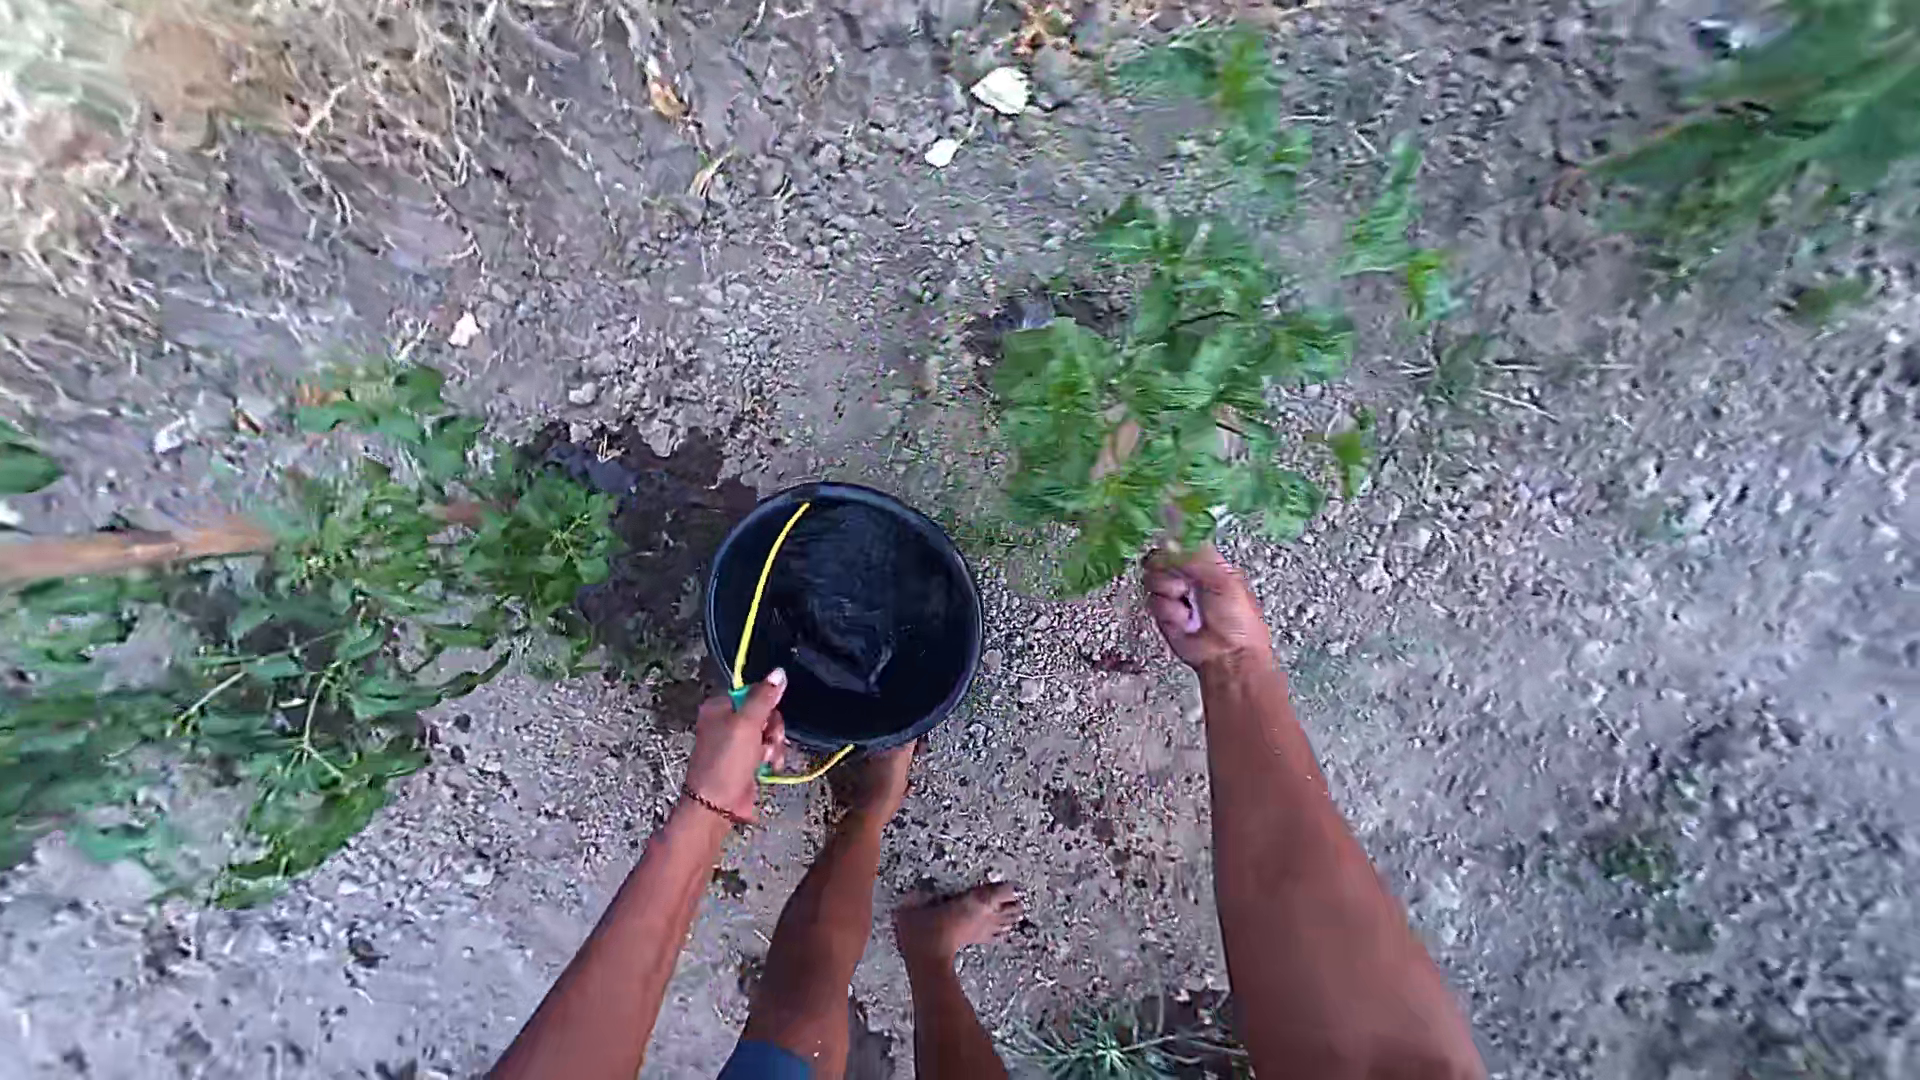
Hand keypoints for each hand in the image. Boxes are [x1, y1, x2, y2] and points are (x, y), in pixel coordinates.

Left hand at [684, 669, 789, 823]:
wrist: (716, 806)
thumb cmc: (726, 761)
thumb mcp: (747, 724)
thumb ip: (764, 696)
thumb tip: (779, 672)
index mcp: (719, 707)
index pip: (753, 691)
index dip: (767, 704)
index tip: (767, 718)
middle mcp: (726, 721)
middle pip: (764, 712)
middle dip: (772, 728)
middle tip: (768, 741)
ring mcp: (736, 742)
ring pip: (769, 731)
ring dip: (774, 745)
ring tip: (767, 758)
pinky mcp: (745, 760)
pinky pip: (767, 749)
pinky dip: (771, 757)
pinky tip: (769, 766)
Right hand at [1142, 546, 1273, 672]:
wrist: (1228, 655)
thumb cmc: (1237, 619)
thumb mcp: (1223, 580)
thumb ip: (1195, 558)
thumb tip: (1171, 542)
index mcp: (1208, 563)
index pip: (1182, 542)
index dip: (1174, 544)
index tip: (1172, 549)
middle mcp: (1188, 575)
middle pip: (1161, 557)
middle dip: (1168, 569)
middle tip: (1184, 583)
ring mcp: (1174, 593)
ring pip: (1152, 577)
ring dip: (1169, 590)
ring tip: (1186, 603)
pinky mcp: (1162, 611)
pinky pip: (1152, 599)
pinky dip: (1167, 609)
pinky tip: (1182, 617)